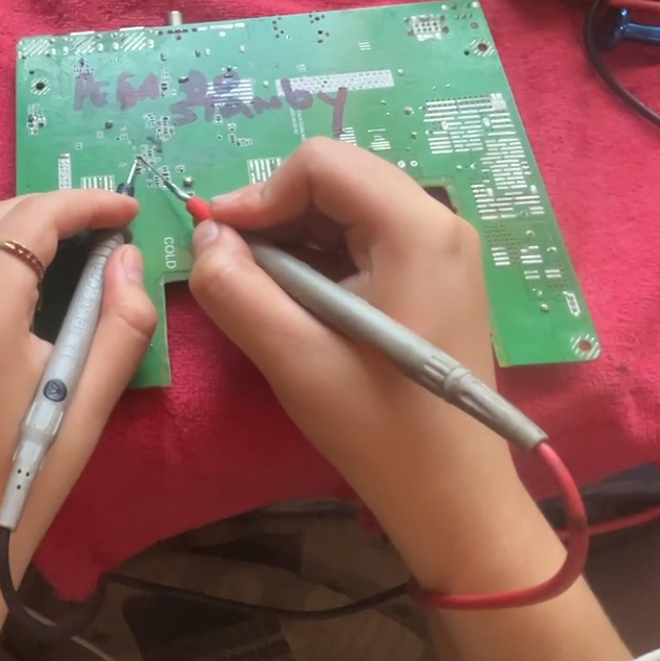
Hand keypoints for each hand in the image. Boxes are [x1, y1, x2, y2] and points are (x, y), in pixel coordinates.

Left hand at [0, 190, 155, 601]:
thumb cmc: (22, 477)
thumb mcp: (89, 403)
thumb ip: (122, 321)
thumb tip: (126, 257)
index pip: (35, 220)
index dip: (86, 204)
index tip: (124, 209)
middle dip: (50, 209)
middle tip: (97, 227)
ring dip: (9, 226)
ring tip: (56, 245)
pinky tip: (1, 278)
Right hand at [186, 139, 545, 588]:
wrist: (454, 497)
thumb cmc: (380, 430)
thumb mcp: (293, 359)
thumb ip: (235, 289)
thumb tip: (205, 237)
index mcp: (416, 229)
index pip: (321, 163)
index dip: (259, 194)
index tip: (221, 242)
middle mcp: (437, 221)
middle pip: (334, 178)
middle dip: (273, 213)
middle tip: (234, 264)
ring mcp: (438, 248)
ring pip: (342, 206)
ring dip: (290, 236)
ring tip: (263, 288)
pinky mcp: (429, 274)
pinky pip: (358, 237)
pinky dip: (314, 256)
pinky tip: (298, 301)